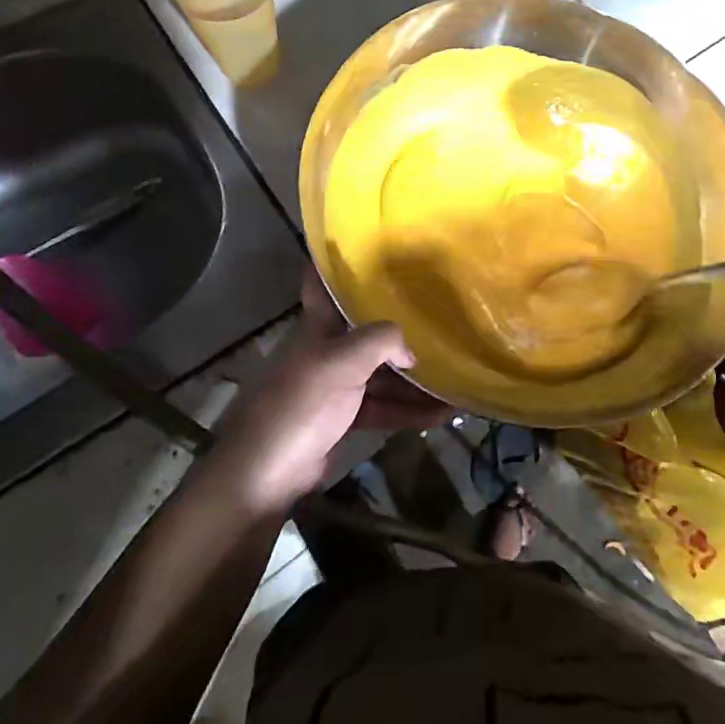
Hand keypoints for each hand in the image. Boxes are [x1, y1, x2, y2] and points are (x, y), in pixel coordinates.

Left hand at [200, 267, 452, 516]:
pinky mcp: (343, 420)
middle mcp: (326, 351)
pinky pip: (382, 407)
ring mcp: (335, 388)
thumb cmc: (300, 405)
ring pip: (380, 374)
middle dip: (402, 329)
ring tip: (458, 377)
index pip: (322, 283)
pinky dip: (409, 410)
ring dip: (415, 379)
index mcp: (318, 328)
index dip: (339, 262)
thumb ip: (381, 342)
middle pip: (367, 333)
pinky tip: (443, 414)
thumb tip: (411, 350)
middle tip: (445, 319)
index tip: (374, 250)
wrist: (266, 473)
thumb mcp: (341, 362)